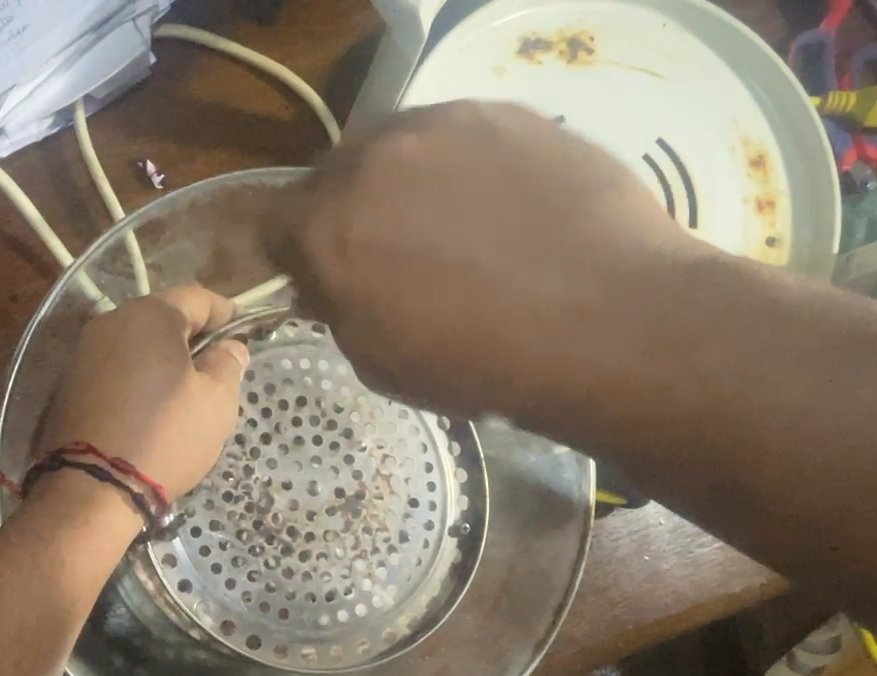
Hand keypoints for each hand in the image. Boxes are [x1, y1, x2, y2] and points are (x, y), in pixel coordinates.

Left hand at [37, 284, 249, 505]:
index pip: (198, 298)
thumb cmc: (166, 437)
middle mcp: (110, 323)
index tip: (244, 329)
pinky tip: (149, 407)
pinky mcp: (68, 387)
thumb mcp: (216, 403)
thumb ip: (228, 365)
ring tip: (183, 389)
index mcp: (150, 315)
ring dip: (160, 360)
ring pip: (134, 346)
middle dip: (190, 336)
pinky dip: (135, 380)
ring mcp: (82, 354)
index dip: (226, 312)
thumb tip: (231, 348)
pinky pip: (113, 371)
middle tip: (215, 363)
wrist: (93, 487)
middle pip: (160, 319)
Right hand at [266, 101, 714, 420]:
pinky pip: (457, 138)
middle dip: (341, 212)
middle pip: (330, 175)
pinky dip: (458, 169)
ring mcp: (446, 124)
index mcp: (329, 225)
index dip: (288, 252)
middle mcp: (375, 157)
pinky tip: (496, 210)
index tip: (312, 277)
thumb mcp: (375, 360)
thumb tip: (323, 283)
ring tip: (443, 228)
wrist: (603, 321)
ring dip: (397, 183)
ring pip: (394, 146)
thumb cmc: (473, 360)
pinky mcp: (509, 113)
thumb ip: (336, 309)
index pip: (273, 221)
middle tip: (379, 253)